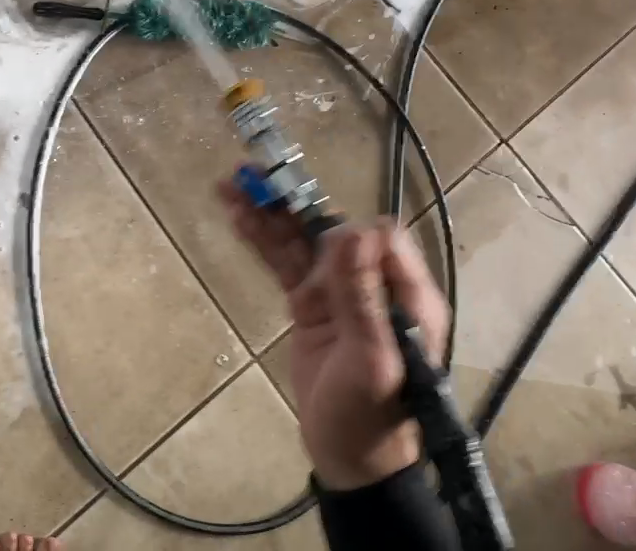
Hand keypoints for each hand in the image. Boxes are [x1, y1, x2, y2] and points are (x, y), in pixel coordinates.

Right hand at [219, 176, 449, 490]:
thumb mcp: (372, 360)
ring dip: (269, 212)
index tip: (308, 220)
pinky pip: (283, 262)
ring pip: (300, 240)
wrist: (348, 458)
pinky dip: (261, 238)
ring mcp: (336, 292)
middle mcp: (372, 283)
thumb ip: (363, 296)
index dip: (345, 225)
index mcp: (403, 295)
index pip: (380, 239)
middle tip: (254, 176)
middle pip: (331, 229)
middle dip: (294, 202)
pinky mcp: (309, 303)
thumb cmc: (370, 416)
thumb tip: (355, 230)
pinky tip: (237, 215)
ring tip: (232, 185)